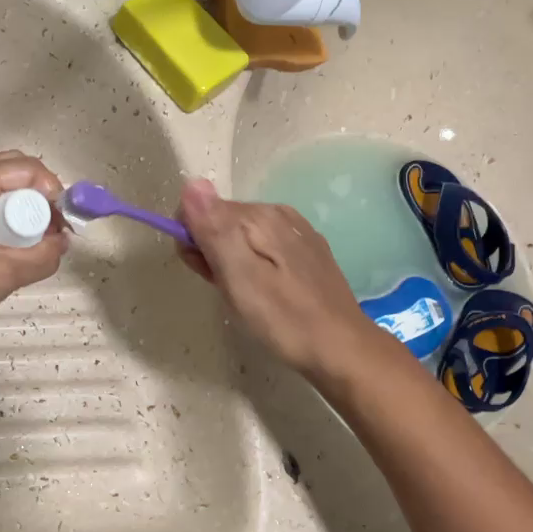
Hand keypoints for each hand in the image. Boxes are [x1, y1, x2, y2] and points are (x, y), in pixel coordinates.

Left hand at [0, 151, 67, 360]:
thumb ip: (43, 256)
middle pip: (11, 167)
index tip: (62, 220)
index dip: (51, 189)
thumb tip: (64, 241)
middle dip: (38, 191)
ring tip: (36, 234)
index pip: (24, 167)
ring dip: (22, 201)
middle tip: (53, 224)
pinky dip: (3, 208)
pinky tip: (12, 238)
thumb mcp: (5, 274)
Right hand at [176, 178, 398, 384]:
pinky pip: (262, 247)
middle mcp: (277, 213)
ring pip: (239, 235)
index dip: (191, 241)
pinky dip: (252, 266)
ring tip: (244, 296)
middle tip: (226, 289)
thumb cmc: (281, 317)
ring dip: (229, 262)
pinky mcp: (306, 251)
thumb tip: (192, 183)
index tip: (205, 272)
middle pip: (219, 220)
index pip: (199, 209)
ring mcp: (295, 232)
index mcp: (258, 216)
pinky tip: (264, 292)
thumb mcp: (237, 275)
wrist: (340, 349)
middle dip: (210, 252)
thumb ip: (213, 228)